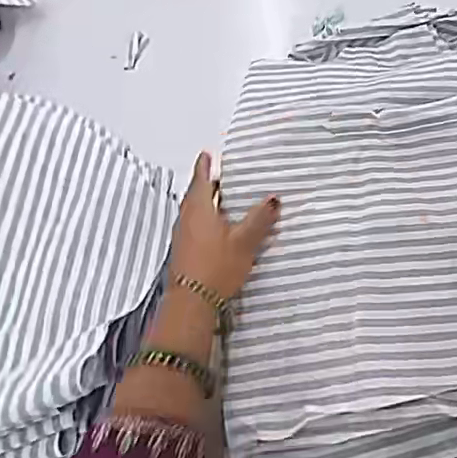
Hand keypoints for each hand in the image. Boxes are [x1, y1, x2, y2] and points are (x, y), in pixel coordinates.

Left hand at [170, 152, 279, 302]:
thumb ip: (260, 219)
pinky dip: (205, 221)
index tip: (207, 155)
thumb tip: (273, 199)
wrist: (192, 302)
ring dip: (207, 203)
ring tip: (224, 201)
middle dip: (207, 185)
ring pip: (194, 212)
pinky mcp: (184, 252)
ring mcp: (183, 237)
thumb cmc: (217, 267)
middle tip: (221, 177)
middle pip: (196, 195)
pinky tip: (219, 229)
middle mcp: (186, 220)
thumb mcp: (245, 241)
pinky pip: (195, 227)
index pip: (201, 181)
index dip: (204, 167)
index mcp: (199, 210)